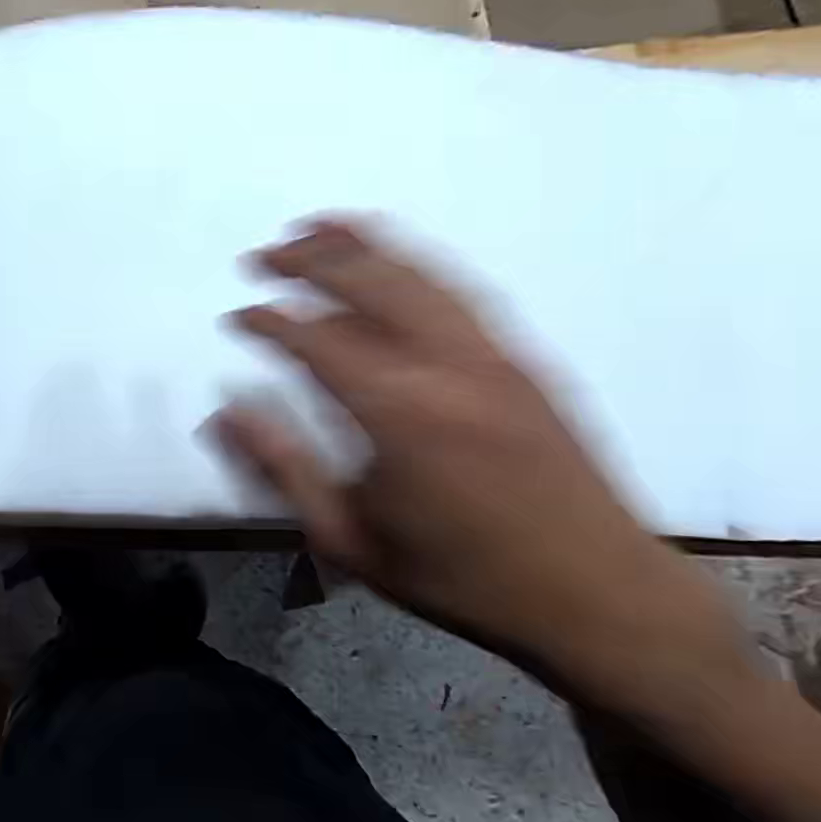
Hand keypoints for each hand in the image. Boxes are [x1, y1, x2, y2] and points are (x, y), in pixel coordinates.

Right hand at [213, 221, 753, 705]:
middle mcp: (446, 365)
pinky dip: (418, 264)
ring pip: (420, 275)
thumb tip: (224, 414)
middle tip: (263, 254)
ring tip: (320, 226)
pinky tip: (395, 263)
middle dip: (309, 261)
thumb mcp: (347, 537)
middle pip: (369, 284)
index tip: (236, 315)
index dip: (268, 321)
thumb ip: (283, 468)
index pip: (315, 340)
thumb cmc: (456, 577)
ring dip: (364, 245)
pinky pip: (462, 293)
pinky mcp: (526, 361)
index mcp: (396, 413)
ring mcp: (494, 355)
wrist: (596, 595)